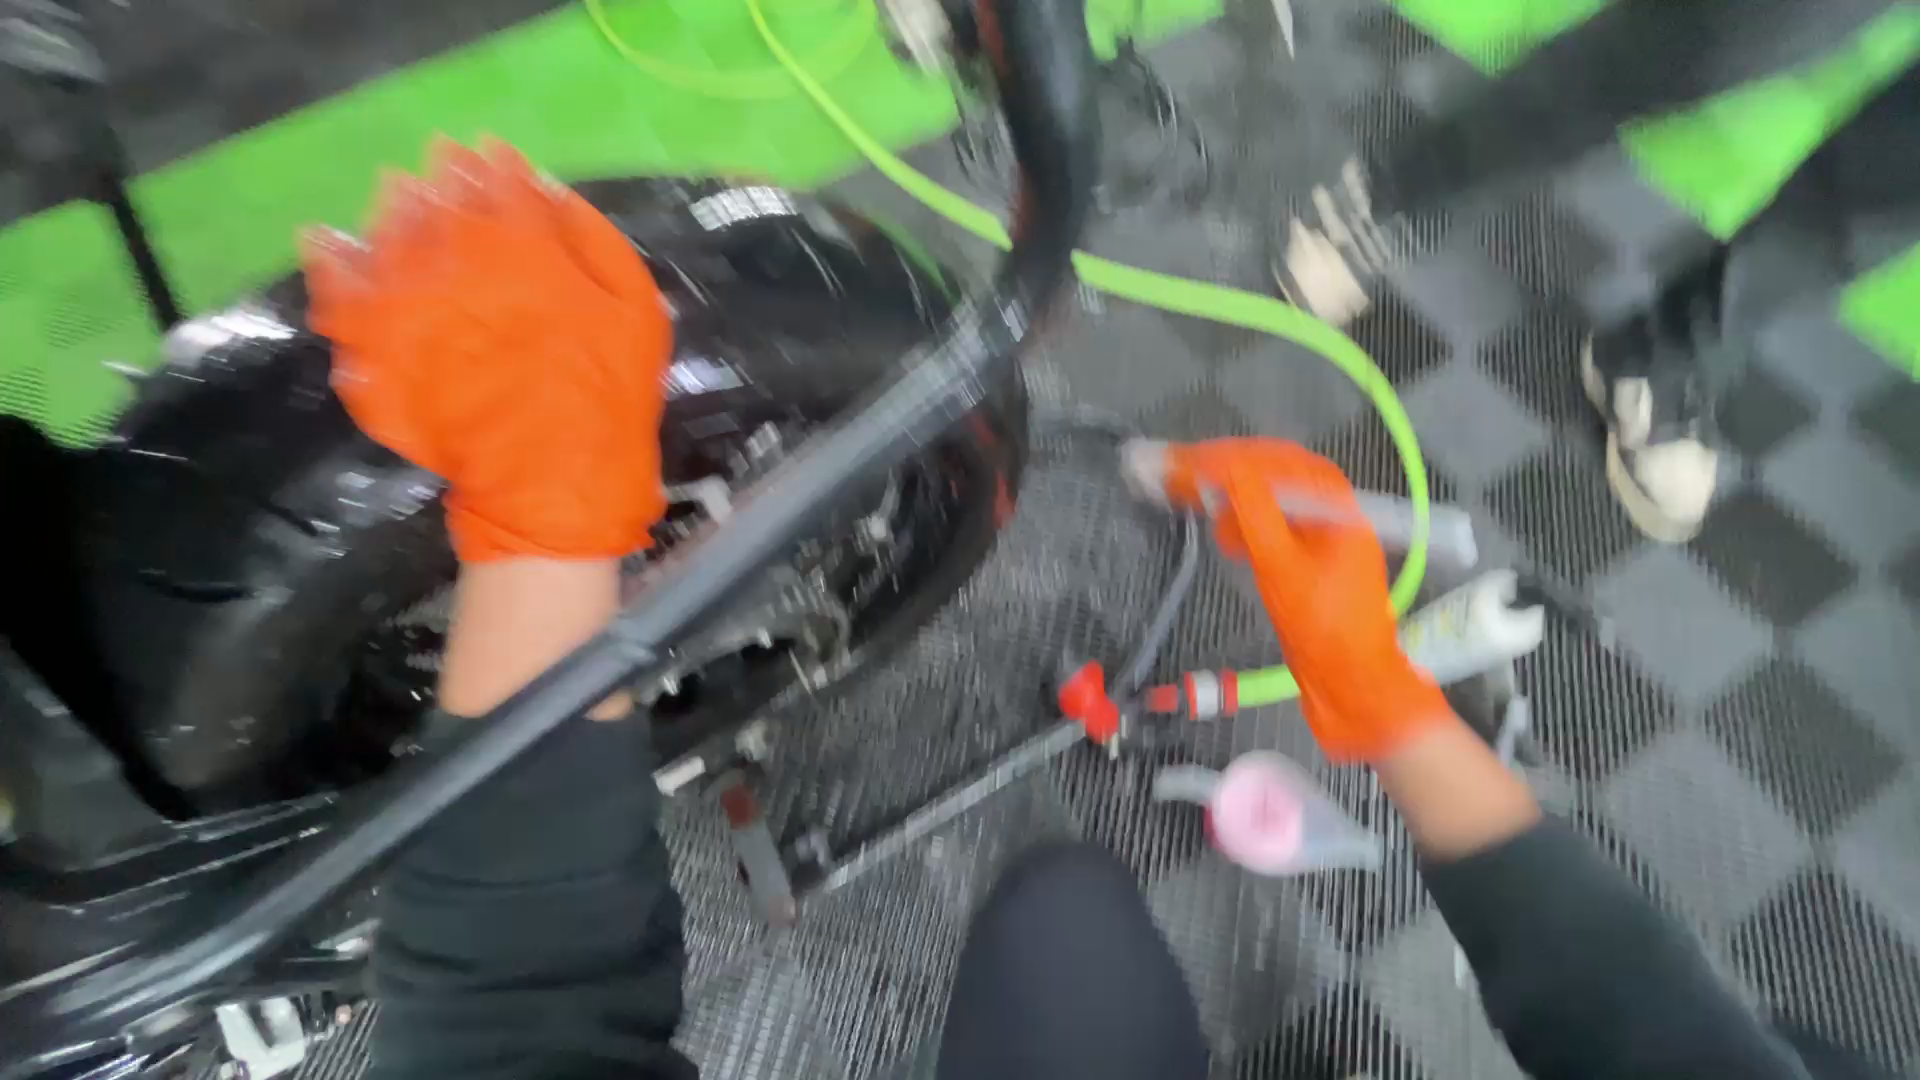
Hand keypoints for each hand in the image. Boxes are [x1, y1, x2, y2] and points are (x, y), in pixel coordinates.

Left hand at [301, 137, 673, 562]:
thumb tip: (553, 195)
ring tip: (400, 200)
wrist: (553, 482)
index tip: (495, 158)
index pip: (503, 185)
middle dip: (443, 181)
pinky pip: (335, 291)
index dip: (499, 168)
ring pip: (383, 234)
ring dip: (392, 210)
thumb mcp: (638, 316)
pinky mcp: (370, 350)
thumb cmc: (608, 399)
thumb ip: (598, 245)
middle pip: (436, 200)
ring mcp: (400, 304)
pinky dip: (331, 261)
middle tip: (443, 173)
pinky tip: (332, 244)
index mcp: (521, 248)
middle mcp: (449, 261)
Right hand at [1158, 438, 1452, 762]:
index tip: (1173, 463)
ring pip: (1262, 496)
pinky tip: (1222, 535)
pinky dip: (1237, 522)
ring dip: (1223, 494)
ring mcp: (1314, 533)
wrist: (1353, 686)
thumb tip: (1223, 469)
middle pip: (1264, 471)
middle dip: (1213, 470)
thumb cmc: (1322, 629)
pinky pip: (1265, 523)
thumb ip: (1254, 514)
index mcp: (1333, 503)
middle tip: (1165, 472)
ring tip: (1187, 497)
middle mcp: (1327, 509)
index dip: (1217, 458)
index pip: (1268, 461)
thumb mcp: (1282, 568)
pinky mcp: (1301, 557)